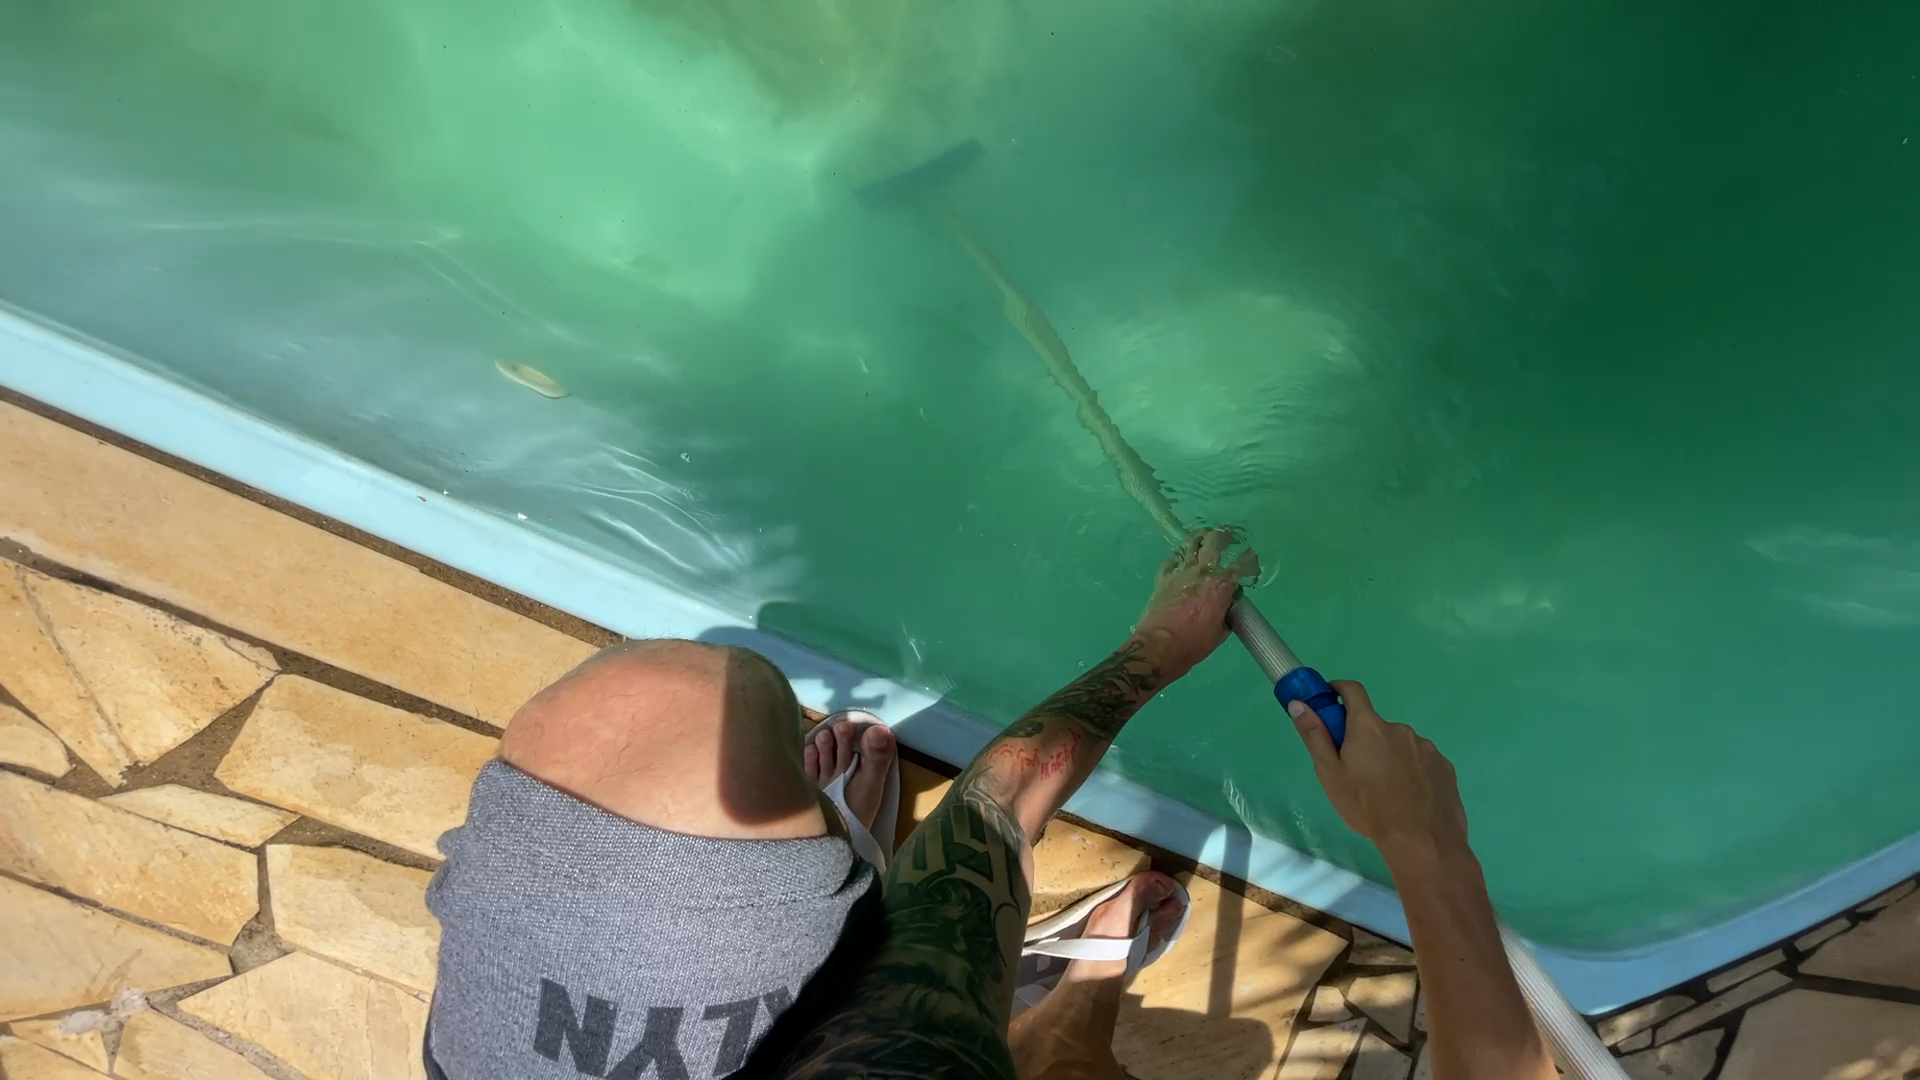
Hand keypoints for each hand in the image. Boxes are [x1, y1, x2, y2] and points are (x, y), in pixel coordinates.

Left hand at [1132, 528, 1258, 681]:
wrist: (1161, 645)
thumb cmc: (1194, 643)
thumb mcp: (1221, 631)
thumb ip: (1227, 612)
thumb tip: (1227, 605)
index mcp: (1221, 585)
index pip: (1242, 564)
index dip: (1250, 560)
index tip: (1251, 559)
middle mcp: (1201, 572)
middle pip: (1214, 541)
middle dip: (1224, 536)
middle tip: (1228, 538)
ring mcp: (1180, 572)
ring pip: (1190, 544)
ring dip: (1200, 540)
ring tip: (1204, 540)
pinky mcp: (1162, 578)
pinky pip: (1171, 560)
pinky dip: (1178, 558)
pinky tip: (1181, 561)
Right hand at [1287, 680, 1470, 863]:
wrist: (1424, 843)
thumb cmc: (1367, 806)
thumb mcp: (1330, 773)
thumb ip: (1314, 736)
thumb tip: (1299, 704)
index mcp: (1369, 727)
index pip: (1352, 690)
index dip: (1338, 689)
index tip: (1329, 701)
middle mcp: (1399, 729)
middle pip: (1374, 724)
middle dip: (1362, 738)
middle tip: (1354, 769)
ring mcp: (1426, 748)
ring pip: (1398, 744)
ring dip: (1388, 755)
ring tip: (1385, 790)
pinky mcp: (1445, 768)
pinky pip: (1420, 760)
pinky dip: (1411, 770)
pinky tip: (1409, 797)